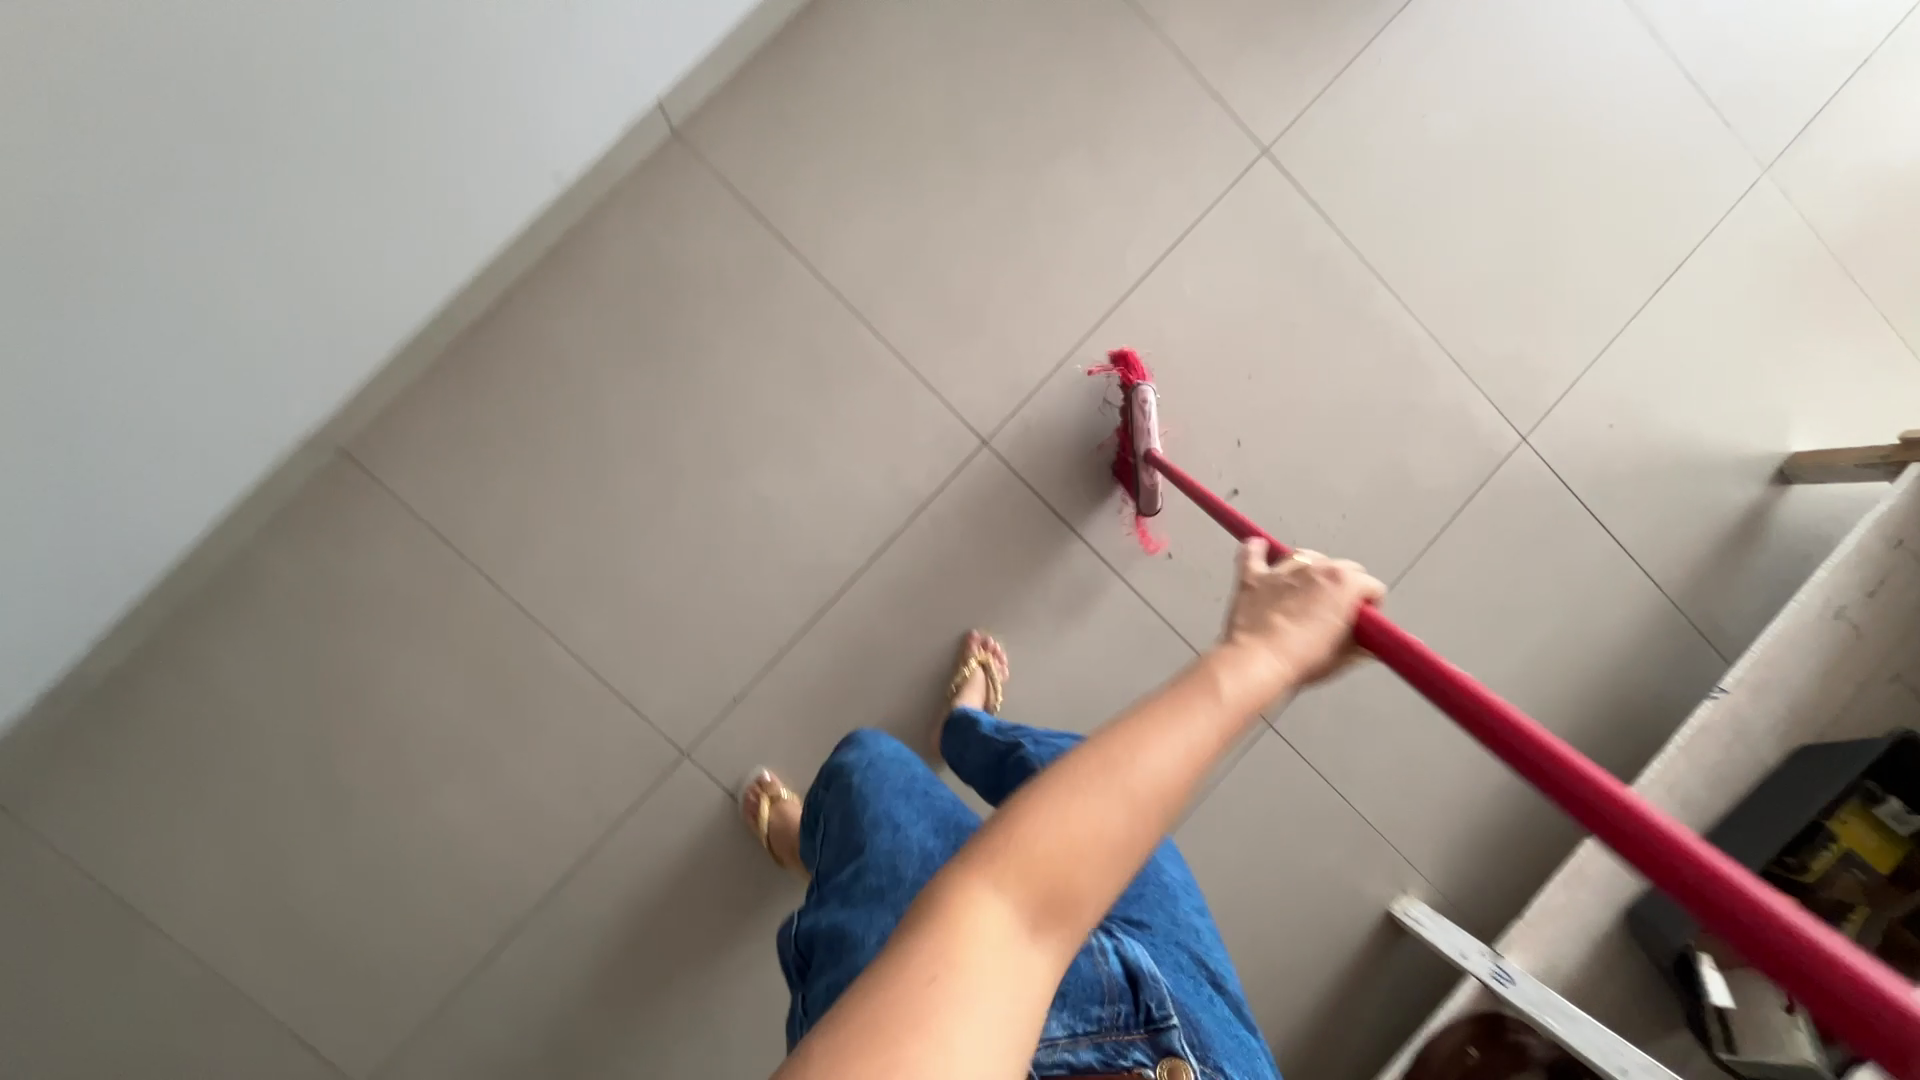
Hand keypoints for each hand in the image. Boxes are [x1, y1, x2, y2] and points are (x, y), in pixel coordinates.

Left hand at [1220, 538, 1385, 689]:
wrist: (1255, 662)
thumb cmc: (1301, 661)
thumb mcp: (1343, 657)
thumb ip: (1359, 644)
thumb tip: (1367, 645)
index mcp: (1343, 583)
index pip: (1372, 586)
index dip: (1370, 605)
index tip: (1363, 622)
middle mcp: (1314, 568)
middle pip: (1342, 567)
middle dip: (1346, 585)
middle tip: (1338, 610)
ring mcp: (1280, 570)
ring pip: (1304, 555)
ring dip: (1311, 568)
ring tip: (1308, 587)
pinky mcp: (1252, 577)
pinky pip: (1253, 552)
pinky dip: (1257, 550)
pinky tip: (1259, 548)